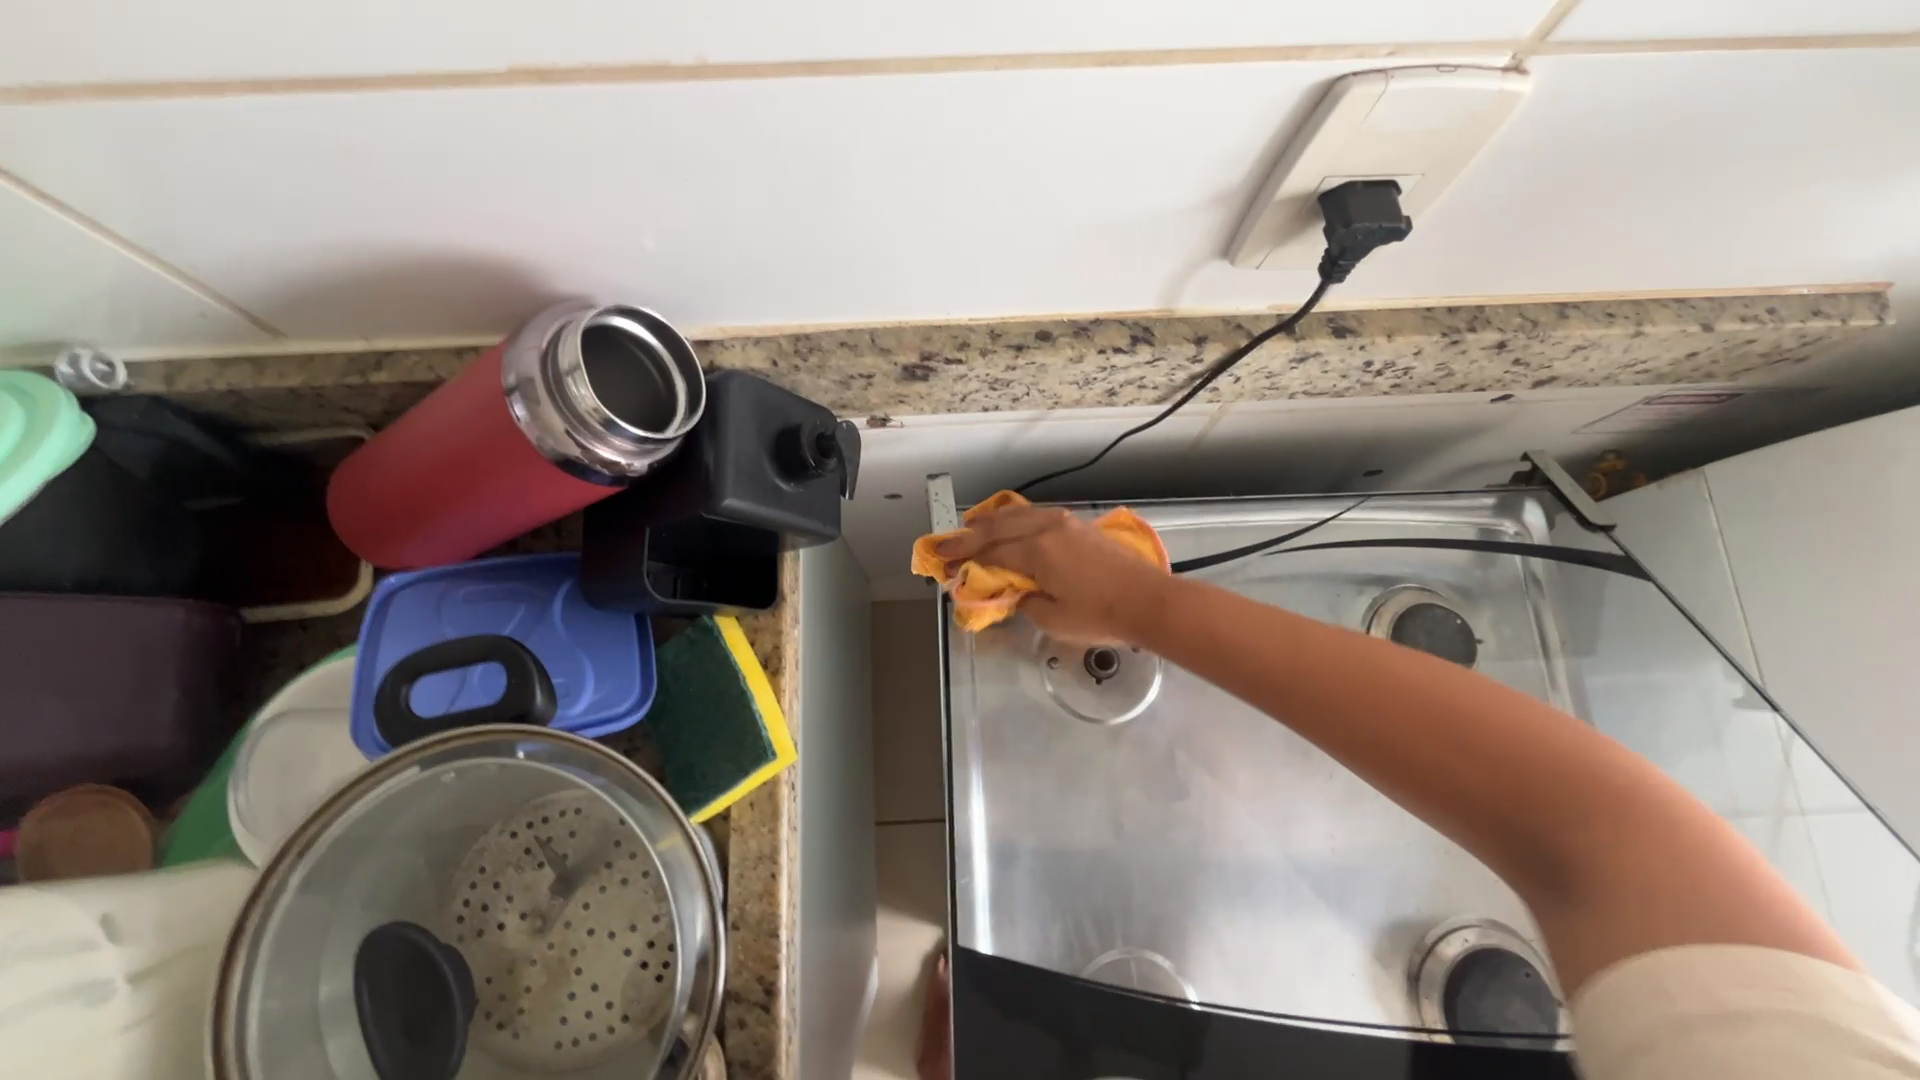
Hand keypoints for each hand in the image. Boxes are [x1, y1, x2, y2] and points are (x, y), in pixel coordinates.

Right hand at [935, 504, 1169, 643]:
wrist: (1149, 601)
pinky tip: (1010, 523)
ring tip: (971, 525)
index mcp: (1037, 551)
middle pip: (999, 527)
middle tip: (944, 544)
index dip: (964, 560)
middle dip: (968, 537)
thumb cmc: (1101, 615)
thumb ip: (1025, 602)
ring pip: (1019, 515)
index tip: (942, 564)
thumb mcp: (1054, 619)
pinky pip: (1037, 515)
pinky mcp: (1079, 526)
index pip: (990, 554)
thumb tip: (1014, 592)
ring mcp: (1065, 523)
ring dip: (992, 521)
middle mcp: (1047, 529)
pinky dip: (1016, 519)